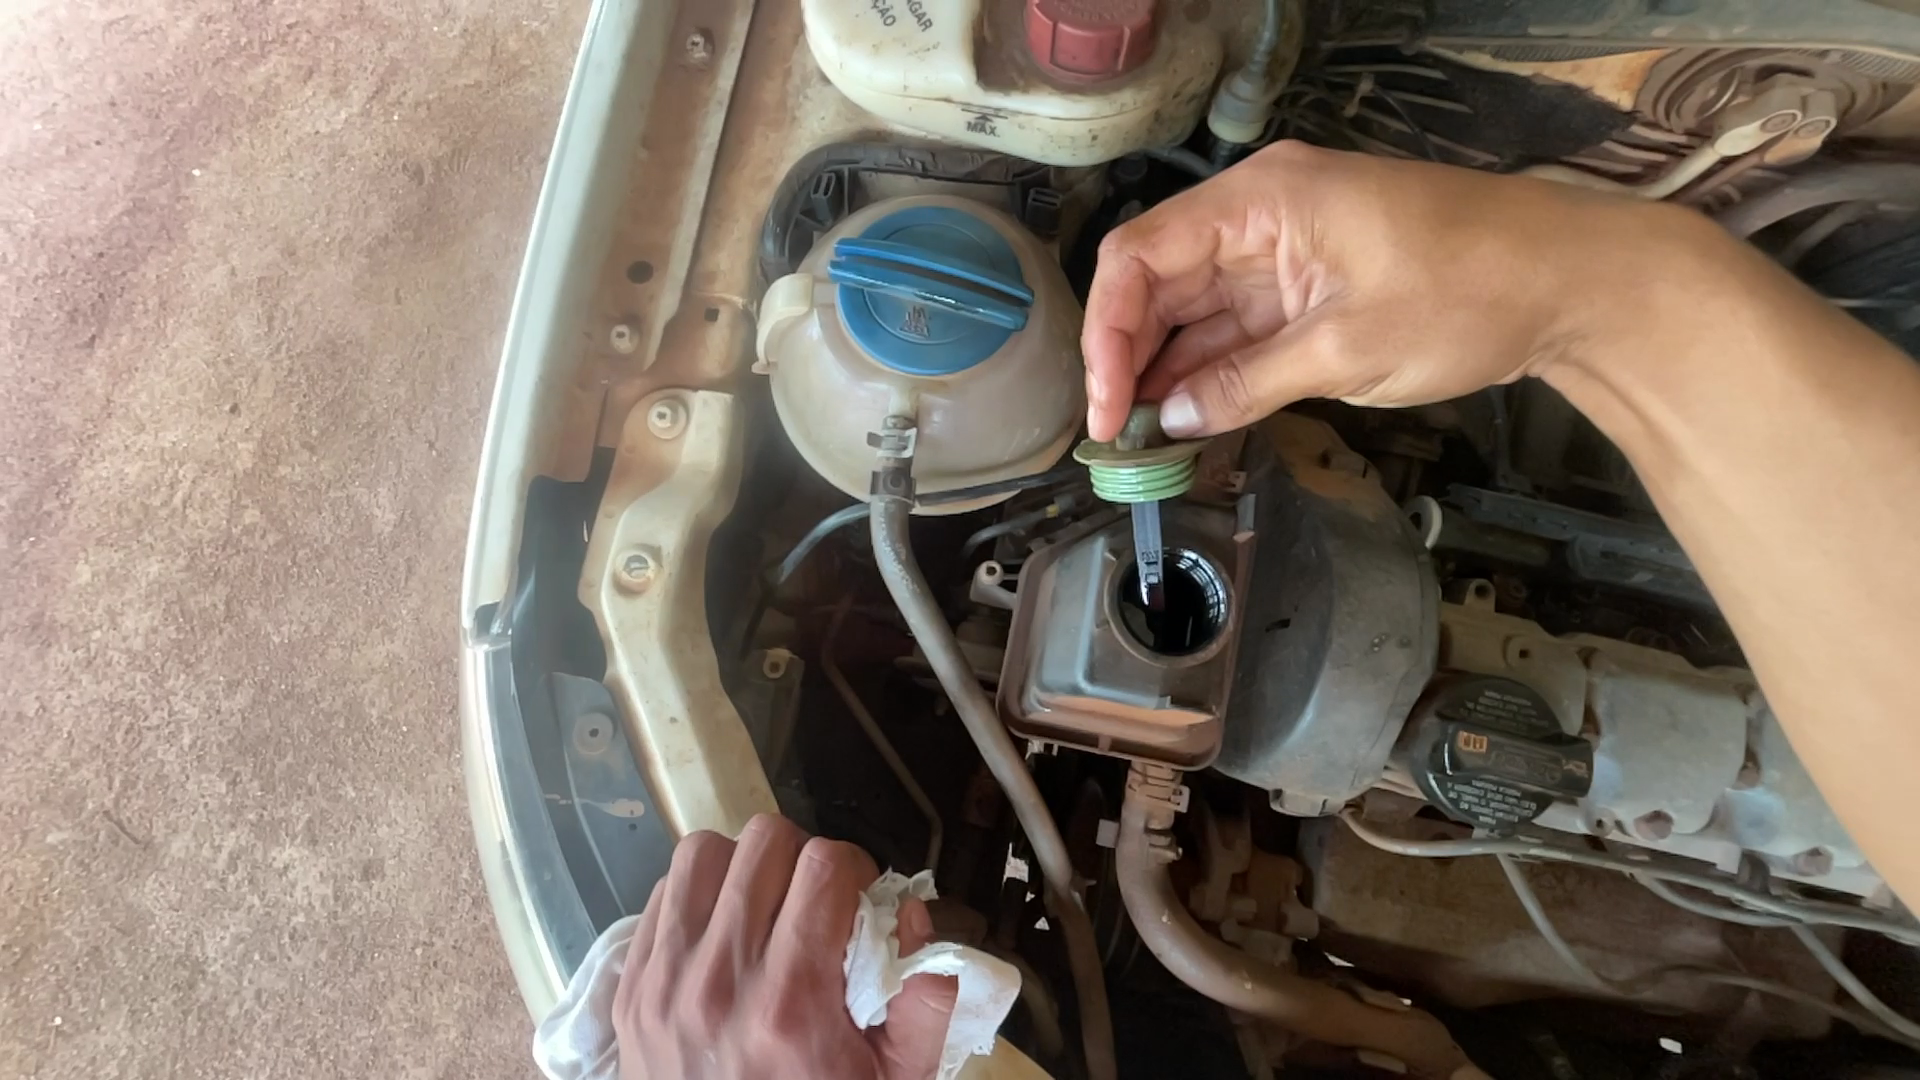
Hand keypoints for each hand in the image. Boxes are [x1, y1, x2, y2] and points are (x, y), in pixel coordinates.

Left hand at [614, 814, 956, 1079]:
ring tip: (766, 907)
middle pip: (766, 841)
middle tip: (815, 903)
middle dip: (804, 859)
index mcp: (790, 1003)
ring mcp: (662, 983)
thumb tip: (909, 913)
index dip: (855, 870)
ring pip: (706, 852)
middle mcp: (718, 982)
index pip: (825, 864)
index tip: (858, 903)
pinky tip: (722, 930)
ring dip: (745, 867)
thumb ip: (927, 996)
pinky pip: (665, 892)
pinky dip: (700, 895)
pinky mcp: (628, 988)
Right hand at [1081, 140, 1712, 439]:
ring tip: (1140, 439)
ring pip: (1182, 315)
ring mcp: (1269, 258)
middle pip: (1152, 287)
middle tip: (1117, 435)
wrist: (1572, 288)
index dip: (1106, 334)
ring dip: (1158, 376)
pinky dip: (1200, 378)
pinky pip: (1223, 335)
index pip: (1139, 257)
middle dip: (1126, 362)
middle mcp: (1250, 221)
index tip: (1107, 407)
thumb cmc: (1468, 296)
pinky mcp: (1289, 293)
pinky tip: (1179, 420)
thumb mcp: (1345, 348)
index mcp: (1258, 203)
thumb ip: (1244, 386)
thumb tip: (1170, 425)